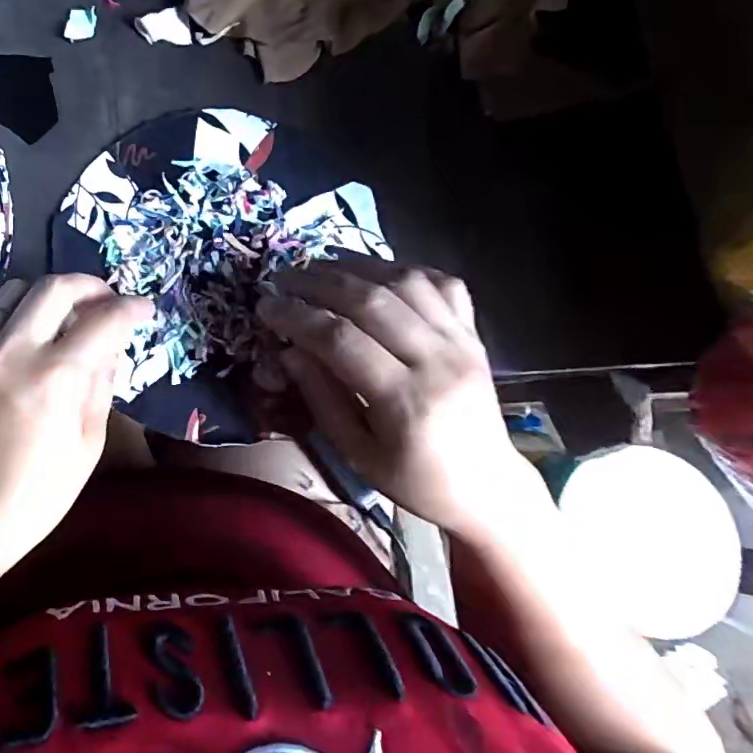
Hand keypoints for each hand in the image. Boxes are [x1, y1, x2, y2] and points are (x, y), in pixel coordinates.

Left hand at [0, 275, 150, 581]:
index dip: (132, 309)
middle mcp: (14, 351)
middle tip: (108, 303)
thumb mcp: (88, 444)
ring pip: (16, 290)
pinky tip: (30, 332)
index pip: (104, 320)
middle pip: (56, 287)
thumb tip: (111, 346)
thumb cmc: (37, 497)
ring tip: (69, 314)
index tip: (145, 309)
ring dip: (51, 294)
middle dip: (91, 286)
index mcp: (55, 378)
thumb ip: (101, 384)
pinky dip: (17, 310)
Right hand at [258, 260, 542, 539]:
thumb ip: (323, 399)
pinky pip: (441, 283)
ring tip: (321, 266)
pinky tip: (376, 272)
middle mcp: (438, 360)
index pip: (341, 340)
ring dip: (357, 266)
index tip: (266, 306)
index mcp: (405, 401)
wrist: (487, 486)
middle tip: (284, 278)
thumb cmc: (415, 480)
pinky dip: (405, 269)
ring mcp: (461, 342)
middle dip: (318, 283)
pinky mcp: (474, 334)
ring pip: (406, 282)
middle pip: (371, 301)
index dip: (297, 316)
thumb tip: (289, 350)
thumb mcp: (357, 454)